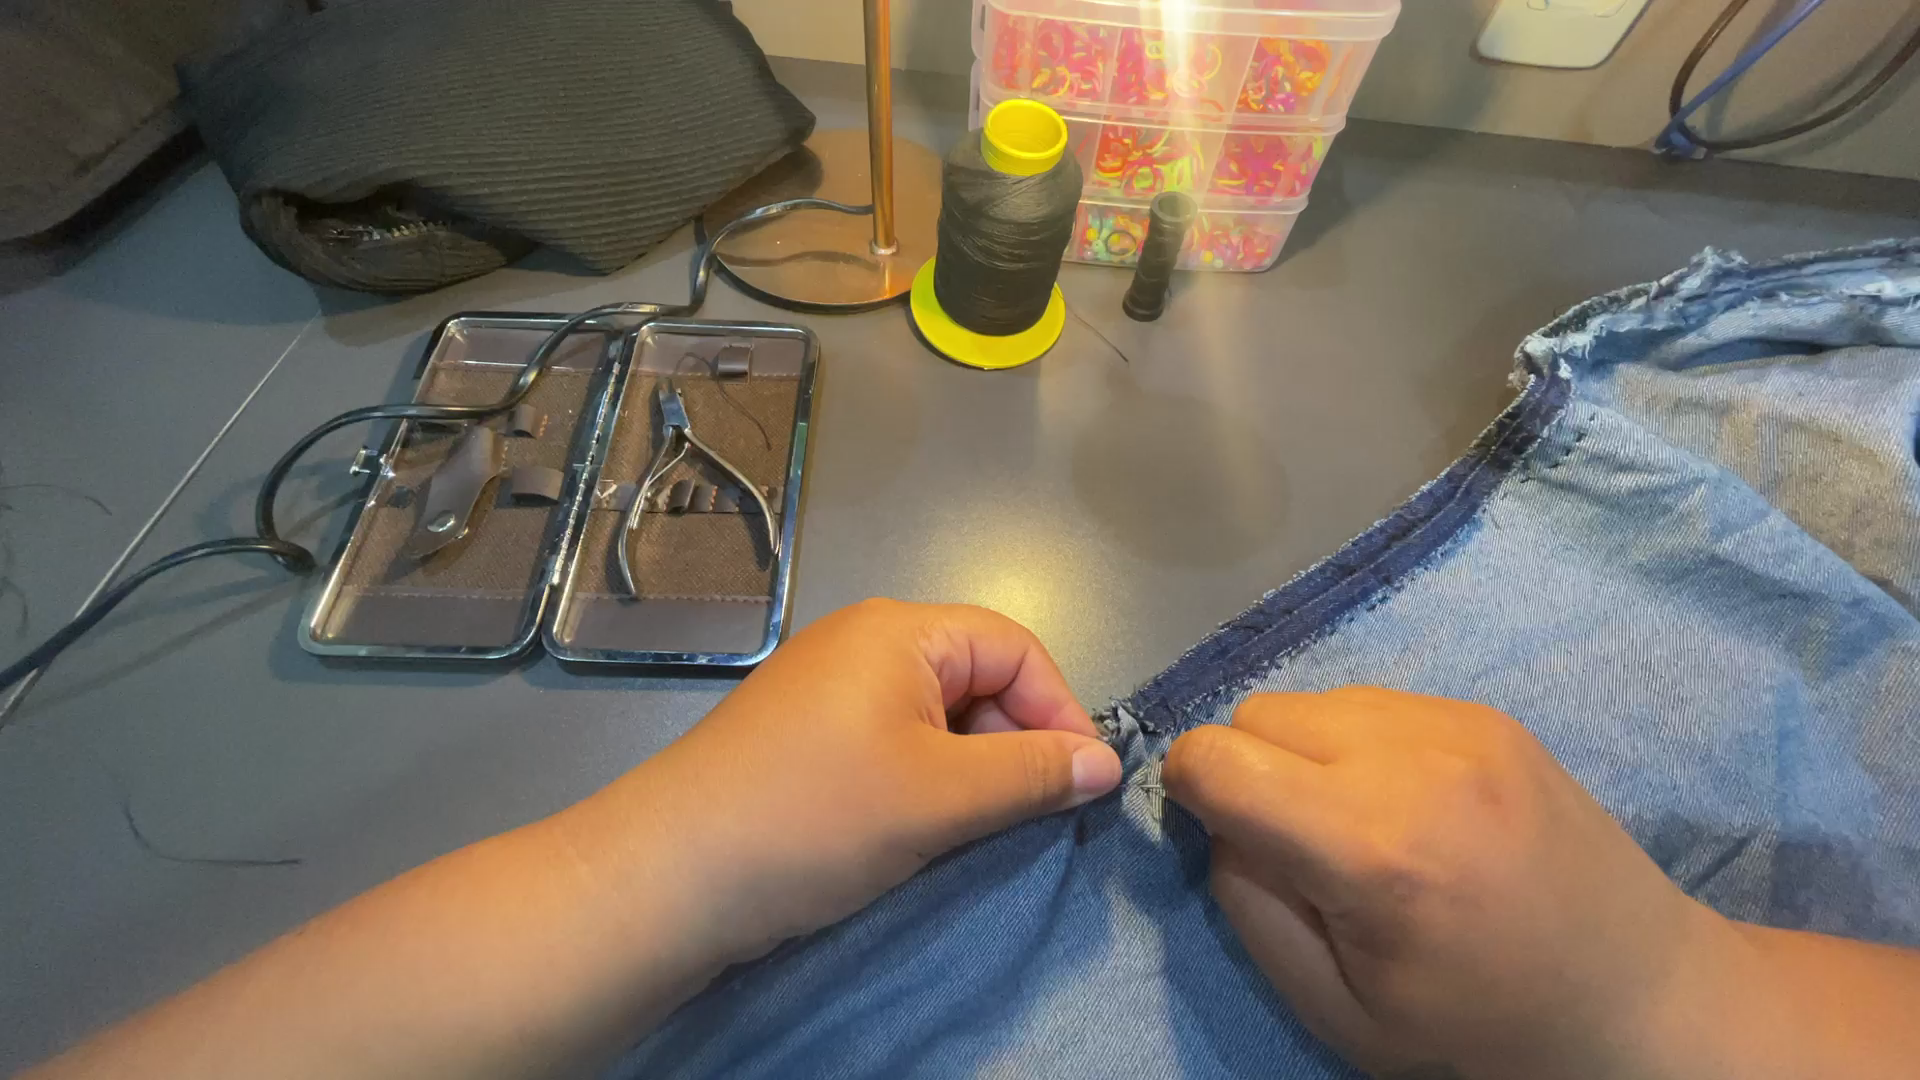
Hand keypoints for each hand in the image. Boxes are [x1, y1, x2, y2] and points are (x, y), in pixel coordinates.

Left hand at [567, 599, 1123, 964]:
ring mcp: (833, 686)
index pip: (1013, 646)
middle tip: (1033, 811)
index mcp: (899, 630)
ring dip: (974, 763)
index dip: (1059, 707)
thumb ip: (1032, 774)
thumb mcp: (939, 796)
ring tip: (982, 824)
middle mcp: (866, 642)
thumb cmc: (815, 816)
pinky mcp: (811, 732)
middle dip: (1016, 738)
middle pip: (976, 674)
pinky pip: (896, 737)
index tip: (1083, 781)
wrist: (667, 877)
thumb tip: (1107, 763)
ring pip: (938, 712)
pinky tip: (929, 822)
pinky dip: (929, 775)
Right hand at [1162, 687, 1730, 1079]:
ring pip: (1303, 700)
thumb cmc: (1477, 1024)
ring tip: (1356, 811)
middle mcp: (1408, 761)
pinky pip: (1361, 701)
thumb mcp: (1331, 1005)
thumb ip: (1244, 898)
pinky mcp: (1480, 710)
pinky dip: (1350, 740)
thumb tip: (1218, 815)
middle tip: (1293, 830)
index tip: (1209, 819)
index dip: (1185, 783)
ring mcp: (1452, 723)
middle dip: (1244, 766)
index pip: (1215, 758)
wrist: (1648, 1000)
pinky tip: (1406, 795)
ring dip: (1297, 749)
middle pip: (1251, 715)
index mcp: (1370, 849)